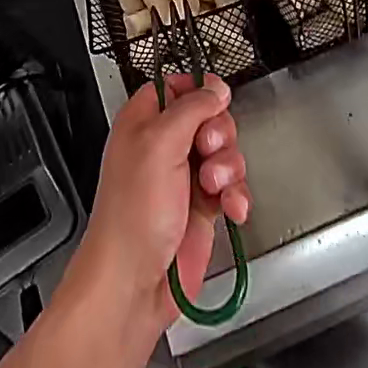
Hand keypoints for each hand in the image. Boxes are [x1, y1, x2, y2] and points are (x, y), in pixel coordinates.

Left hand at [60, 74, 250, 340]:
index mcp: (144, 122)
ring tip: (213, 186)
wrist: (134, 281)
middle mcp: (164, 145)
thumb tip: (215, 88)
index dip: (199, 89)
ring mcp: (185, 176)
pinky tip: (230, 208)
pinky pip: (233, 186)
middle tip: (206, 149)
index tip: (215, 100)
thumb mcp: (160, 144)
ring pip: (225, 152)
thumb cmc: (130, 215)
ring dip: (228, 167)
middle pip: (210, 118)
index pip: (176, 86)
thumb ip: (192, 108)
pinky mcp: (203, 205)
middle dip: (219, 134)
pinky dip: (236, 195)